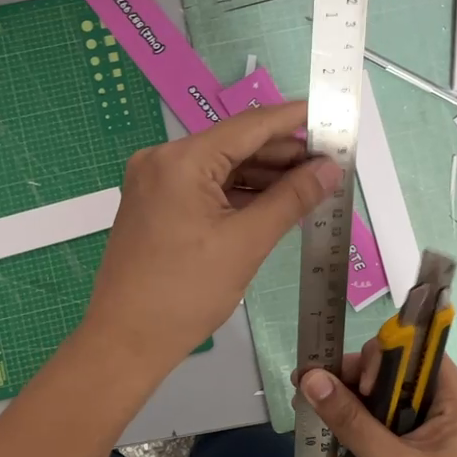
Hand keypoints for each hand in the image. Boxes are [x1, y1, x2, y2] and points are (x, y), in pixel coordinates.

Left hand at [83, 101, 339, 368]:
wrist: (124, 341)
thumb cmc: (185, 293)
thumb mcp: (246, 243)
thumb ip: (291, 199)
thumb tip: (329, 168)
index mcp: (181, 160)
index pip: (248, 126)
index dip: (292, 120)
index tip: (330, 116)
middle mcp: (163, 159)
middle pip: (234, 144)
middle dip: (283, 154)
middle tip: (331, 164)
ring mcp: (155, 182)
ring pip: (220, 167)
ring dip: (263, 175)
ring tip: (312, 184)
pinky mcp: (155, 204)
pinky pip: (204, 187)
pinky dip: (238, 193)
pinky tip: (274, 201)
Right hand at [300, 353, 456, 456]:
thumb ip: (350, 420)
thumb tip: (310, 378)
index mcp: (454, 399)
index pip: (414, 351)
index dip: (380, 358)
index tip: (354, 387)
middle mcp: (444, 404)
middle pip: (393, 370)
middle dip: (352, 379)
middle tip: (313, 394)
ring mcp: (430, 426)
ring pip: (383, 394)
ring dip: (350, 401)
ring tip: (313, 411)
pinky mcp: (416, 447)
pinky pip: (382, 419)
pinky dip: (357, 423)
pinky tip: (330, 431)